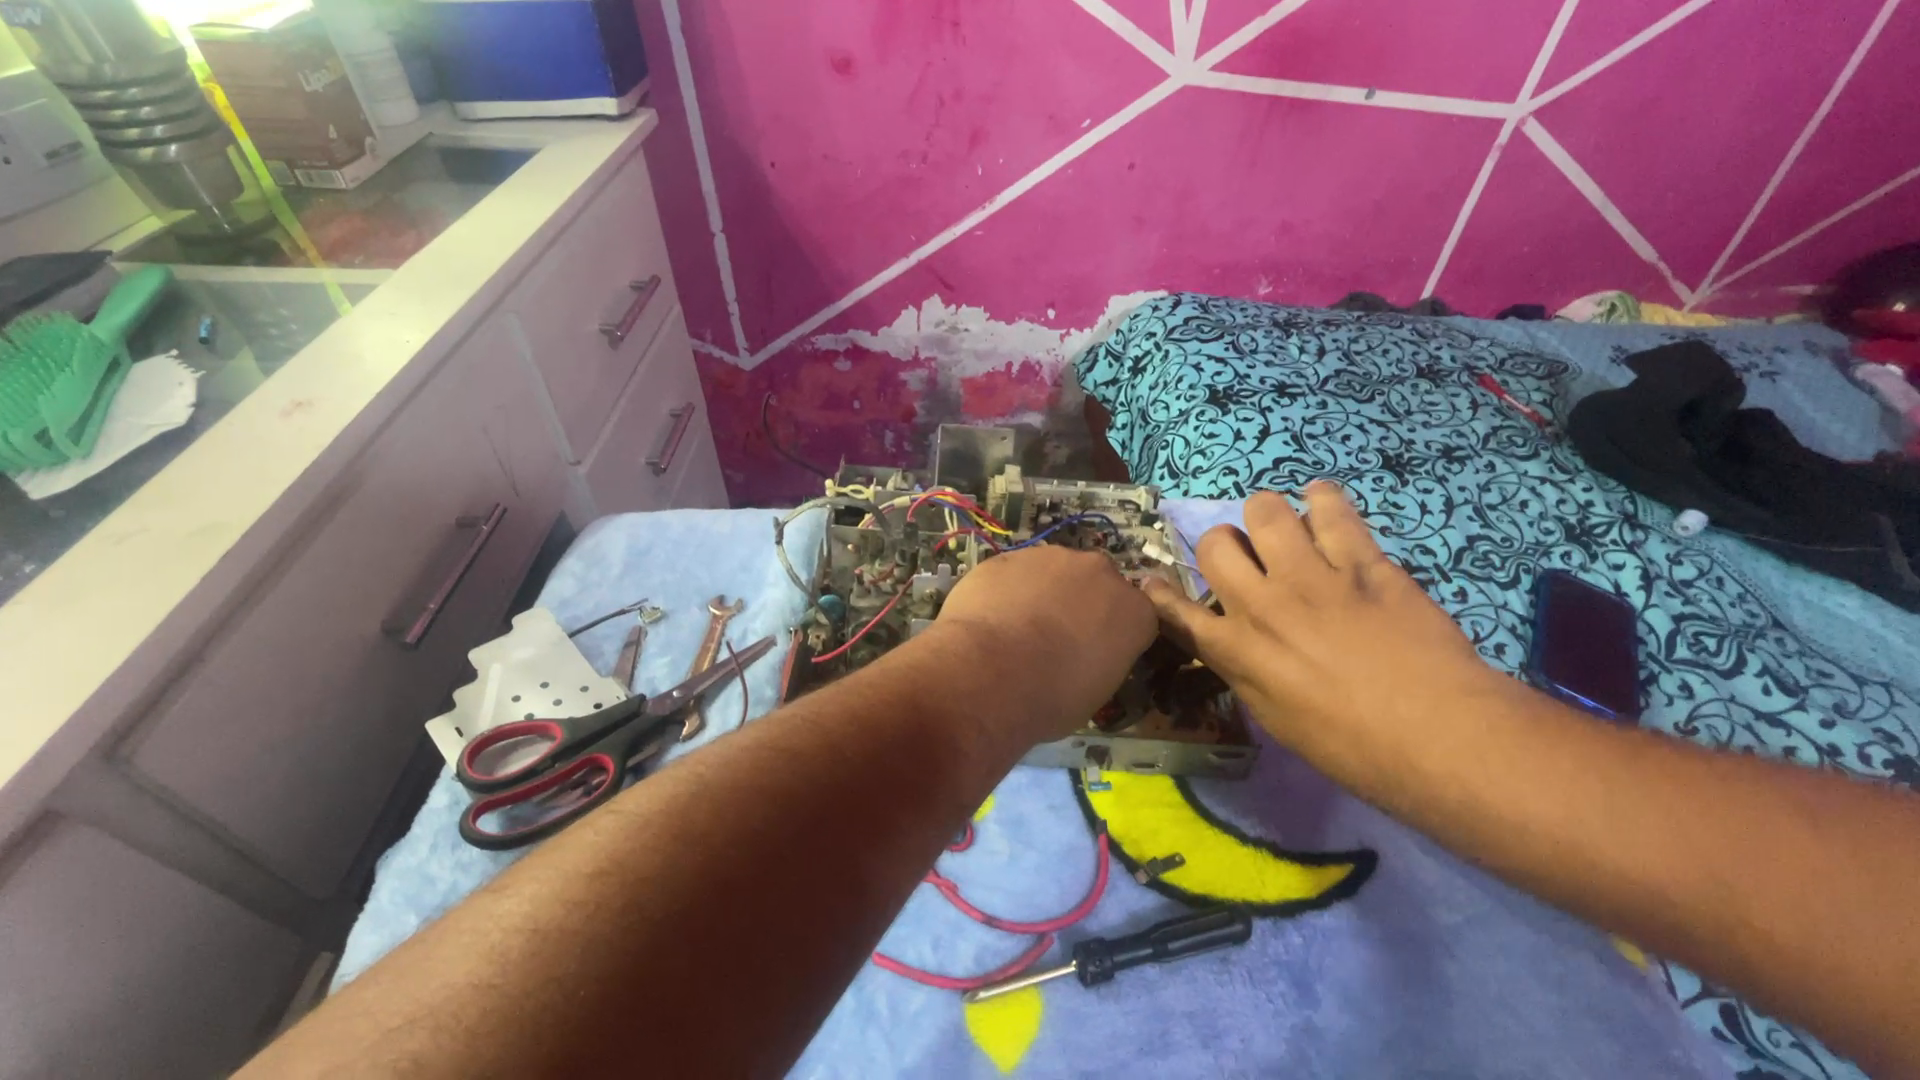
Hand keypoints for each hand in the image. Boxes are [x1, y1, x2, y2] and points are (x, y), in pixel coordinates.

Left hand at [935, 545, 1157, 738]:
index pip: (1135, 617)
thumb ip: (1099, 663)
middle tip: (1054, 639)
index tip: (1094, 655)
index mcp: (1134, 612)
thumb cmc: (1051, 697)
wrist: (990, 673)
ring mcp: (1053, 557)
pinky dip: (1007, 589)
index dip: (1113, 636)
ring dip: (1043, 593)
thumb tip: (1081, 660)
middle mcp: (1100, 573)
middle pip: (1097, 584)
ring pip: (1054, 572)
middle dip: (1080, 604)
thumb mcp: (1093, 694)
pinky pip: (1015, 572)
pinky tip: (990, 618)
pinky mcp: (1009, 555)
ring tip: (1016, 629)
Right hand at [1143, 483, 1510, 767]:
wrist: (1437, 734)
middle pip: (1216, 545)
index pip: (1178, 612)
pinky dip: (1321, 499)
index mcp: (1237, 653)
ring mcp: (1312, 578)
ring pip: (1265, 512)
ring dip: (1266, 515)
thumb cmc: (1354, 748)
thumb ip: (1250, 674)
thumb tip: (1241, 650)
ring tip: (1282, 525)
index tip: (1152, 582)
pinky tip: (1320, 499)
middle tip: (1247, 559)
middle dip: (1223, 545)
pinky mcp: (1362, 562)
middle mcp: (1263, 605)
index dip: (1160, 594)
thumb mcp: (1278, 721)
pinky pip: (1331, 511)